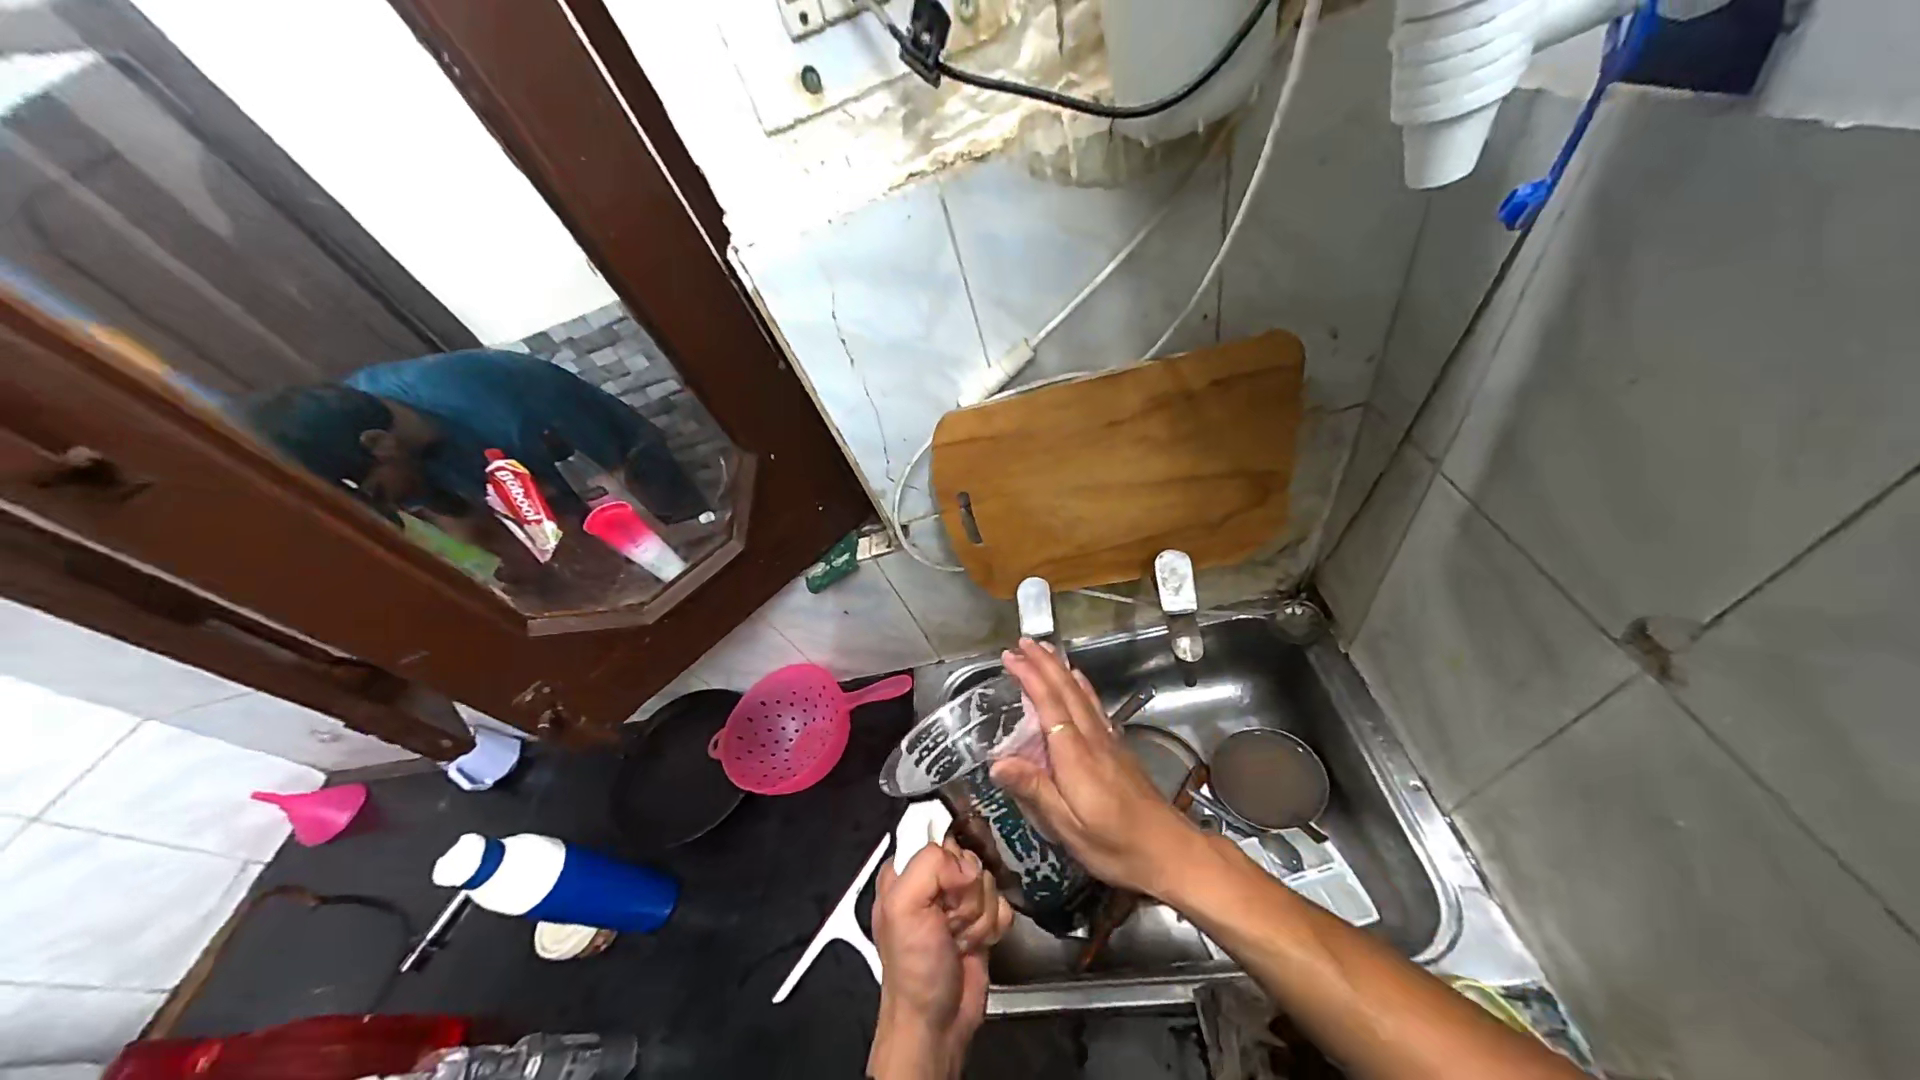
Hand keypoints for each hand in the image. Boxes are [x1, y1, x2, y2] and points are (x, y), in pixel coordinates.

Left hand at [869, 839, 1013, 1079]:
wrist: (936, 1022)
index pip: (938, 834)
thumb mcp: (903, 907)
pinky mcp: (980, 920)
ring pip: (988, 881)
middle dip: (966, 893)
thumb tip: (963, 862)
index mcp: (905, 870)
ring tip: (958, 938)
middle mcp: (932, 881)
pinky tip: (975, 943)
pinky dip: (993, 926)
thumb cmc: (912, 970)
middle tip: (948, 919)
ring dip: (978, 915)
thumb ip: (929, 866)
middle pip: (969, 858)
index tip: (948, 881)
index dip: (949, 856)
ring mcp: (957, 901)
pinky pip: (1003, 904)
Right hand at [989, 639, 1204, 899]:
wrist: (1171, 851)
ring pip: (1082, 694)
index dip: (1030, 678)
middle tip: (1023, 642)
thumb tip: (997, 764)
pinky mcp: (1118, 749)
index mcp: (1076, 756)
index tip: (1011, 657)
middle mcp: (1093, 740)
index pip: (1049, 706)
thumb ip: (1035, 791)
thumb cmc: (1117, 845)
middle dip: (1044, 663)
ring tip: (1046, 650)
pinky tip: (1079, 681)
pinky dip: (1082, 686)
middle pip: (1067, 691)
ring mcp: (1108, 742)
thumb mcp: (1068, 828)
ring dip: (1061, 669)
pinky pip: (1094, 706)